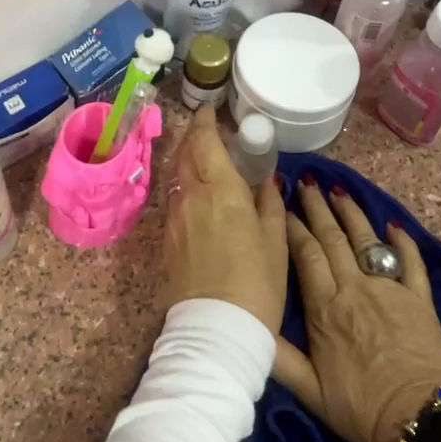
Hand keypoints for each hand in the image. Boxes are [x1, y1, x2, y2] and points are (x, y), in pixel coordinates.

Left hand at [161, 104, 288, 331]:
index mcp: (220, 190)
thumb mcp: (275, 242)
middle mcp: (191, 196)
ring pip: (176, 176)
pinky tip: (195, 195)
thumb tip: (267, 180)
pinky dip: (182, 186)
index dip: (204, 122)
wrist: (216, 329)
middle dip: (194, 138)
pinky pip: (172, 199)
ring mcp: (173, 217)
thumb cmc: (256, 284)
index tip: (209, 112)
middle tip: (208, 133)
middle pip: (185, 153)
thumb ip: (269, 204)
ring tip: (202, 160)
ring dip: (186, 160)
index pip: (204, 141)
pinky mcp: (165, 238)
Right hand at [271, 179, 440, 441]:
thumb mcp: (311, 392)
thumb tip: (246, 326)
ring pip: (366, 241)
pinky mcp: (421, 301)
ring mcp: (390, 291)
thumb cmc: (364, 410)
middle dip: (317, 209)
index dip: (292, 227)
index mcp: (324, 308)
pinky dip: (402, 242)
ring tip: (338, 190)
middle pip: (332, 239)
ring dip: (351, 214)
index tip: (281, 205)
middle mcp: (354, 289)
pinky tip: (393, 226)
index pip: (305, 255)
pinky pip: (411, 263)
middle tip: (306, 183)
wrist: (428, 423)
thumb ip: (278, 356)